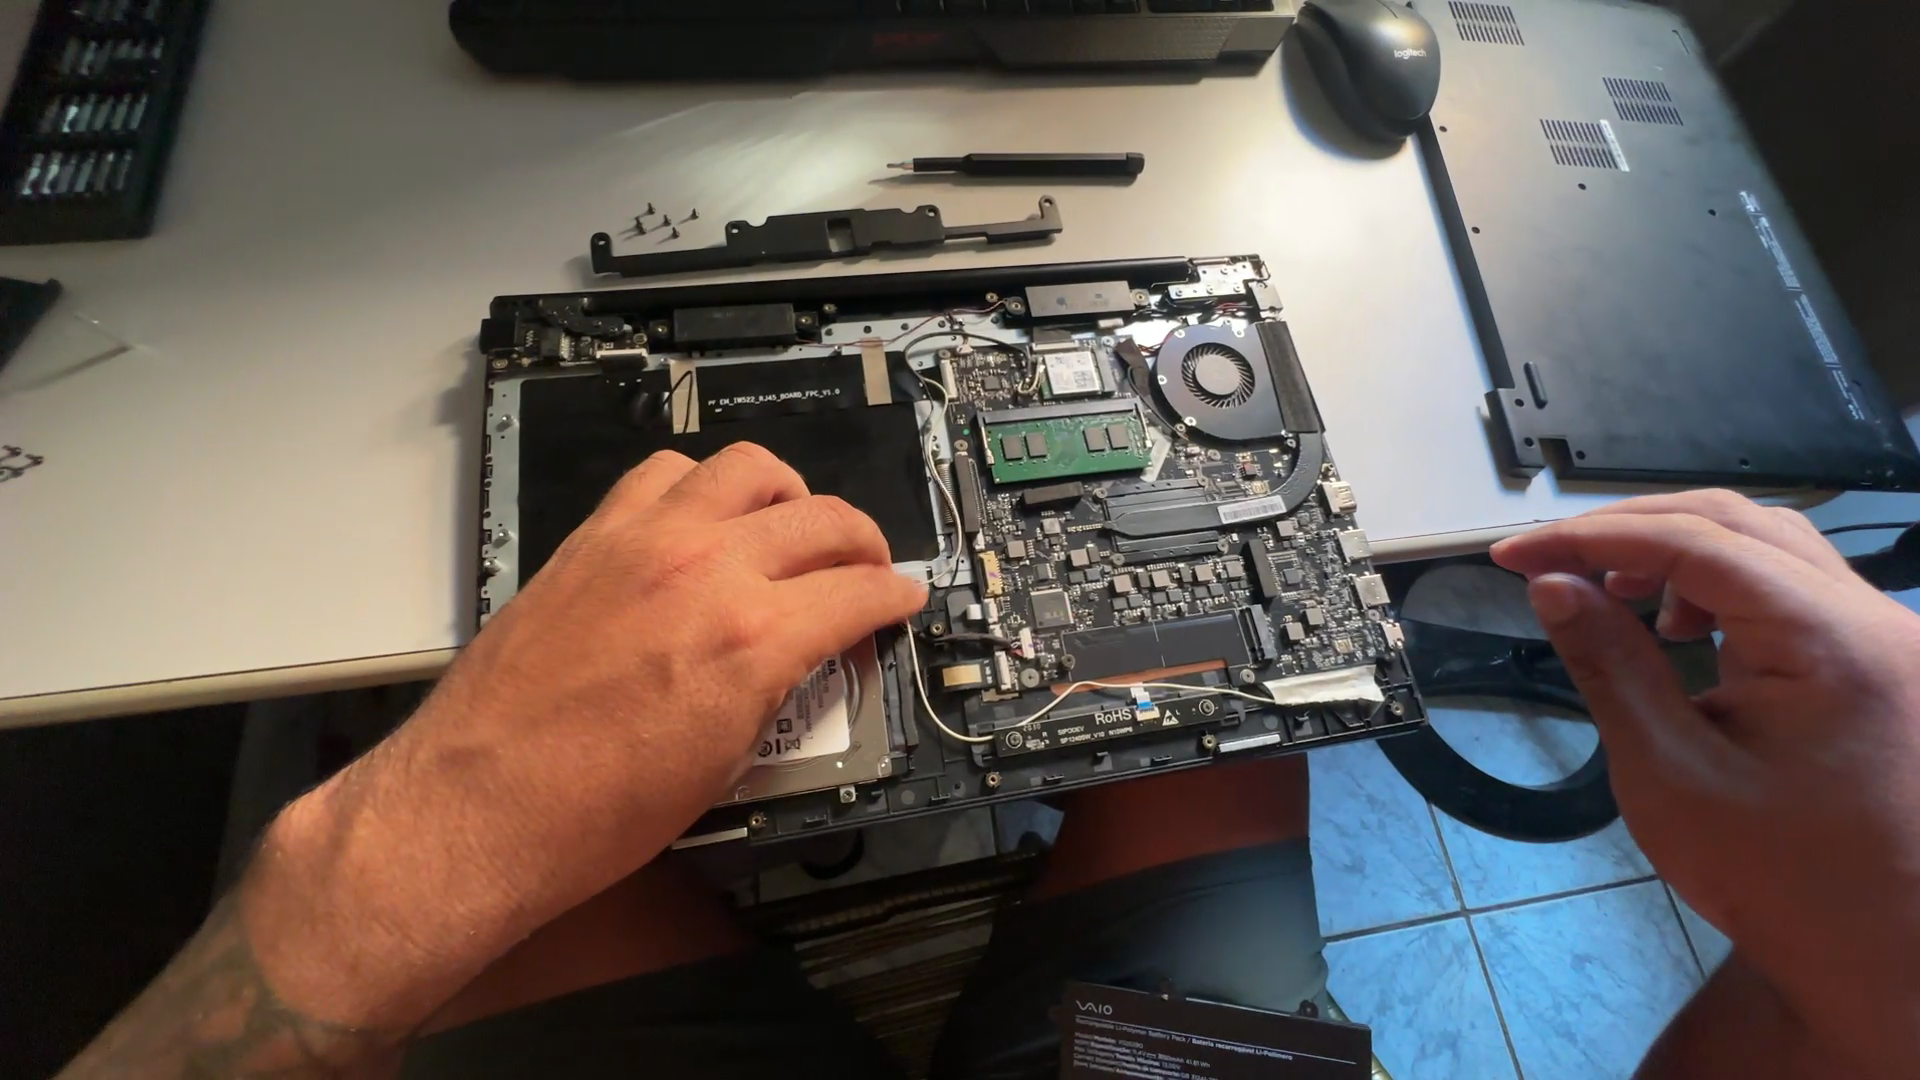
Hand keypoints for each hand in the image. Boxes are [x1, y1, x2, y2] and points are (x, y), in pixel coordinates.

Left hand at [248, 444, 925, 1033]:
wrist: (474, 812)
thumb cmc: (603, 813)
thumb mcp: (730, 760)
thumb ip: (785, 682)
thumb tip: (811, 648)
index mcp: (756, 639)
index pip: (862, 593)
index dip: (897, 596)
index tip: (904, 598)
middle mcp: (711, 569)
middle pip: (825, 519)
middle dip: (866, 542)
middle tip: (868, 566)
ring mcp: (650, 540)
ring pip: (752, 468)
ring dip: (791, 494)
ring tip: (792, 525)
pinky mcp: (597, 535)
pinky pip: (667, 473)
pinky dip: (705, 486)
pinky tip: (707, 520)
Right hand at [1491, 491, 1919, 1076]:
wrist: (1882, 958)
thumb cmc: (1773, 873)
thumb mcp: (1665, 765)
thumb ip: (1607, 661)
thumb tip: (1550, 584)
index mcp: (1835, 647)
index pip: (1694, 544)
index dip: (1587, 537)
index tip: (1510, 558)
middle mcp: (1878, 625)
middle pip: (1735, 521)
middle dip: (1622, 529)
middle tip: (1542, 561)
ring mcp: (1885, 641)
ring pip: (1763, 542)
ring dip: (1666, 550)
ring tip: (1603, 592)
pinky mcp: (1873, 662)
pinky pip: (1783, 583)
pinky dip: (1706, 581)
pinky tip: (1669, 624)